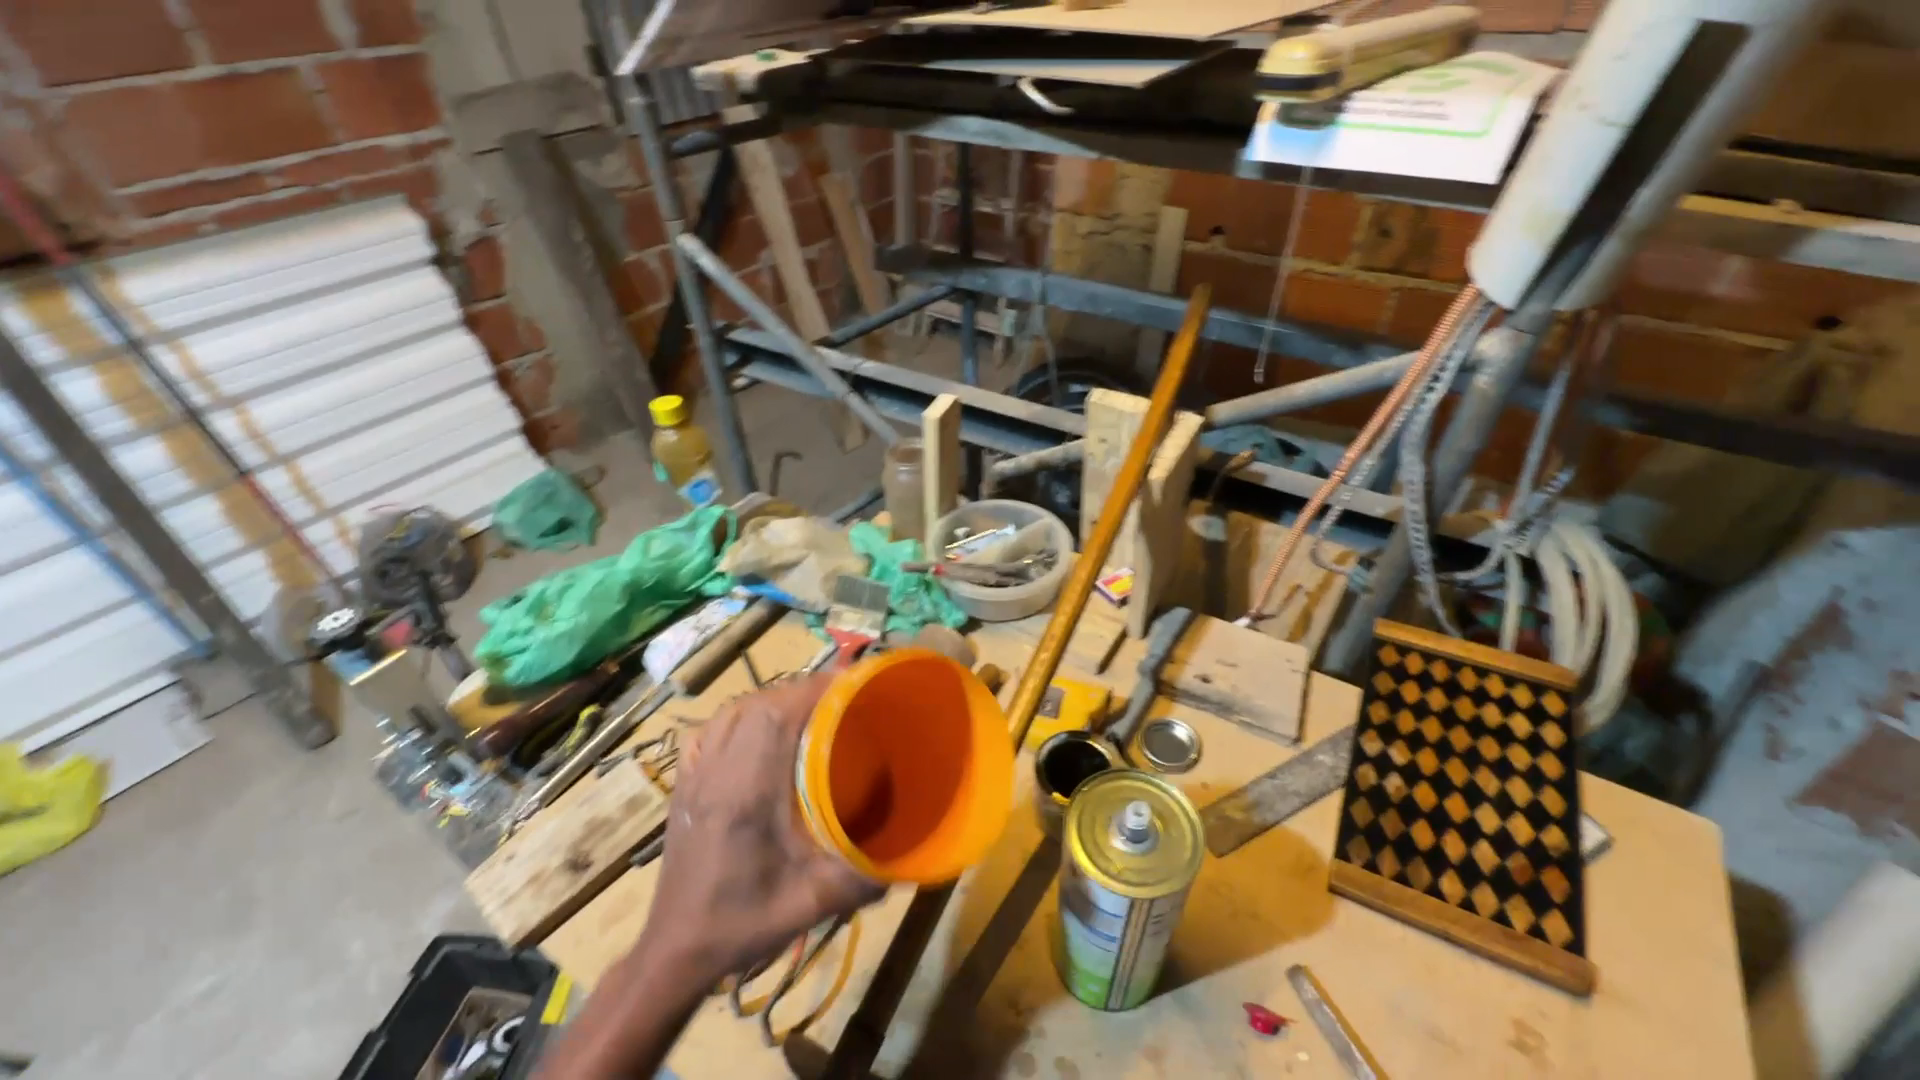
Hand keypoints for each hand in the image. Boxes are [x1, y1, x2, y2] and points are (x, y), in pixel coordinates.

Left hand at [642, 673, 883, 983]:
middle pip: (758, 705)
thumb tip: (911, 859)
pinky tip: (760, 730)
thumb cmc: (743, 924)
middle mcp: (717, 772)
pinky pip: (712, 729)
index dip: (815, 690)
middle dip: (802, 692)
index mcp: (746, 793)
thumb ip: (861, 879)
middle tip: (840, 701)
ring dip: (773, 701)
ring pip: (733, 711)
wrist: (675, 949)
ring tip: (808, 711)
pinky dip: (741, 716)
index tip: (852, 687)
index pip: (778, 715)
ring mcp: (695, 775)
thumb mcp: (811, 905)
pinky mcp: (684, 783)